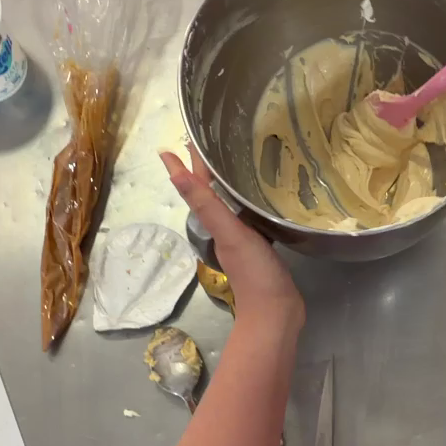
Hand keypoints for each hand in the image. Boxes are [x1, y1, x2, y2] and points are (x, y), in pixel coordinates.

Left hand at [162, 143, 304, 330]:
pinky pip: (253, 218)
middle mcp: (224, 229)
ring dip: (234, 183)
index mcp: (213, 223)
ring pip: (233, 204)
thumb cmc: (254, 273)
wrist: (276, 313)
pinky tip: (265, 197)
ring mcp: (243, 240)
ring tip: (243, 160)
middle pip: (214, 191)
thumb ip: (204, 201)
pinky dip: (254, 203)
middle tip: (220, 138)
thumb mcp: (229, 234)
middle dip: (213, 166)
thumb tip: (168, 163)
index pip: (200, 183)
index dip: (195, 159)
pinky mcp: (262, 248)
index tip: (195, 131)